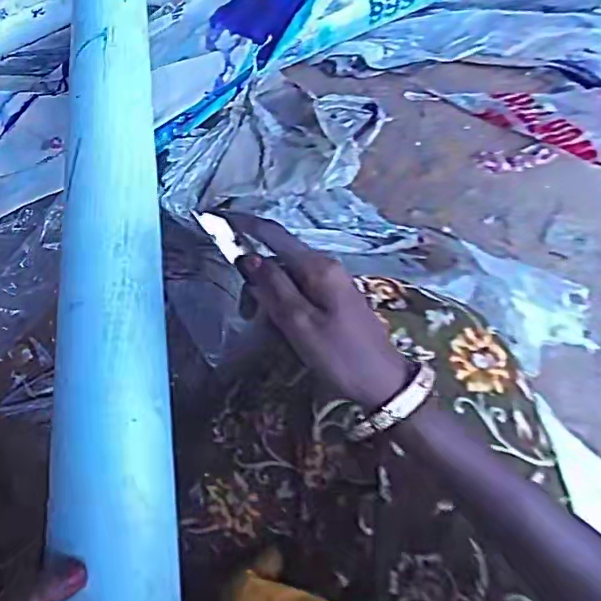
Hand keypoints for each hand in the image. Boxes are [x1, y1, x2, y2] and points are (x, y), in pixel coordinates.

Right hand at [226, 214, 414, 409]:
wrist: (384, 383)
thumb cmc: (340, 355)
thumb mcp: (299, 322)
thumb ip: (272, 286)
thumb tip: (246, 257)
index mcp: (317, 267)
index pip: (273, 234)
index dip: (243, 224)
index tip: (216, 217)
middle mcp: (324, 266)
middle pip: (276, 258)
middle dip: (254, 278)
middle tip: (246, 313)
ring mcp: (330, 281)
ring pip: (285, 276)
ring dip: (267, 295)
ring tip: (264, 326)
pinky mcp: (332, 297)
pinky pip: (297, 289)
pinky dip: (281, 303)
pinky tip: (282, 326)